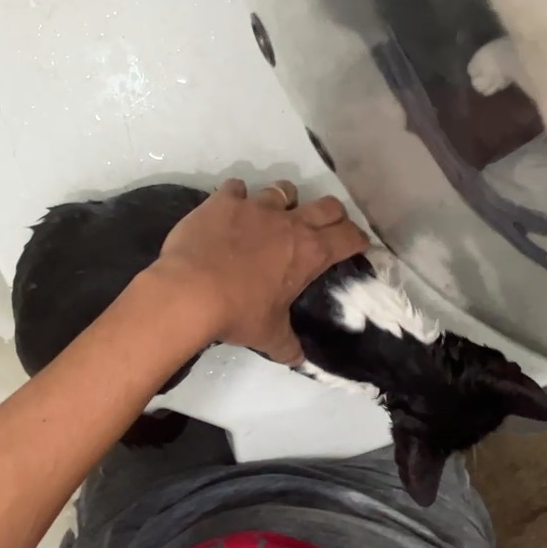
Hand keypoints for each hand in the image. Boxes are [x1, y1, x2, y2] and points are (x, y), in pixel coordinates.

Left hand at [149, 179, 369, 364]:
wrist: (188, 292)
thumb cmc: (237, 314)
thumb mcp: (268, 336)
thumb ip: (287, 345)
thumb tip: (298, 360)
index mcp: (309, 253)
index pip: (348, 238)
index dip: (358, 240)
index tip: (357, 245)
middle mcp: (289, 223)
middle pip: (327, 206)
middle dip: (332, 215)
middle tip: (325, 228)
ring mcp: (255, 207)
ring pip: (283, 190)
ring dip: (286, 200)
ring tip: (276, 214)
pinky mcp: (223, 201)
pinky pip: (237, 187)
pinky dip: (237, 196)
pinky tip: (230, 209)